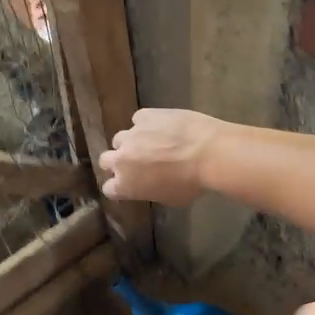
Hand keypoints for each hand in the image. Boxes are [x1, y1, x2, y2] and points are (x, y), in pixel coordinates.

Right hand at [97, 108, 226, 205]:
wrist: (208, 152)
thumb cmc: (192, 183)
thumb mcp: (170, 198)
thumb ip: (151, 190)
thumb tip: (152, 184)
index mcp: (125, 185)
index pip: (109, 188)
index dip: (120, 186)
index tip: (131, 183)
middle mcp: (121, 159)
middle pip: (105, 160)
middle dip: (118, 162)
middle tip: (137, 162)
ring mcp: (131, 135)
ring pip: (120, 138)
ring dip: (132, 142)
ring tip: (151, 142)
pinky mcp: (144, 116)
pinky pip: (139, 120)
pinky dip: (147, 123)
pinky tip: (162, 126)